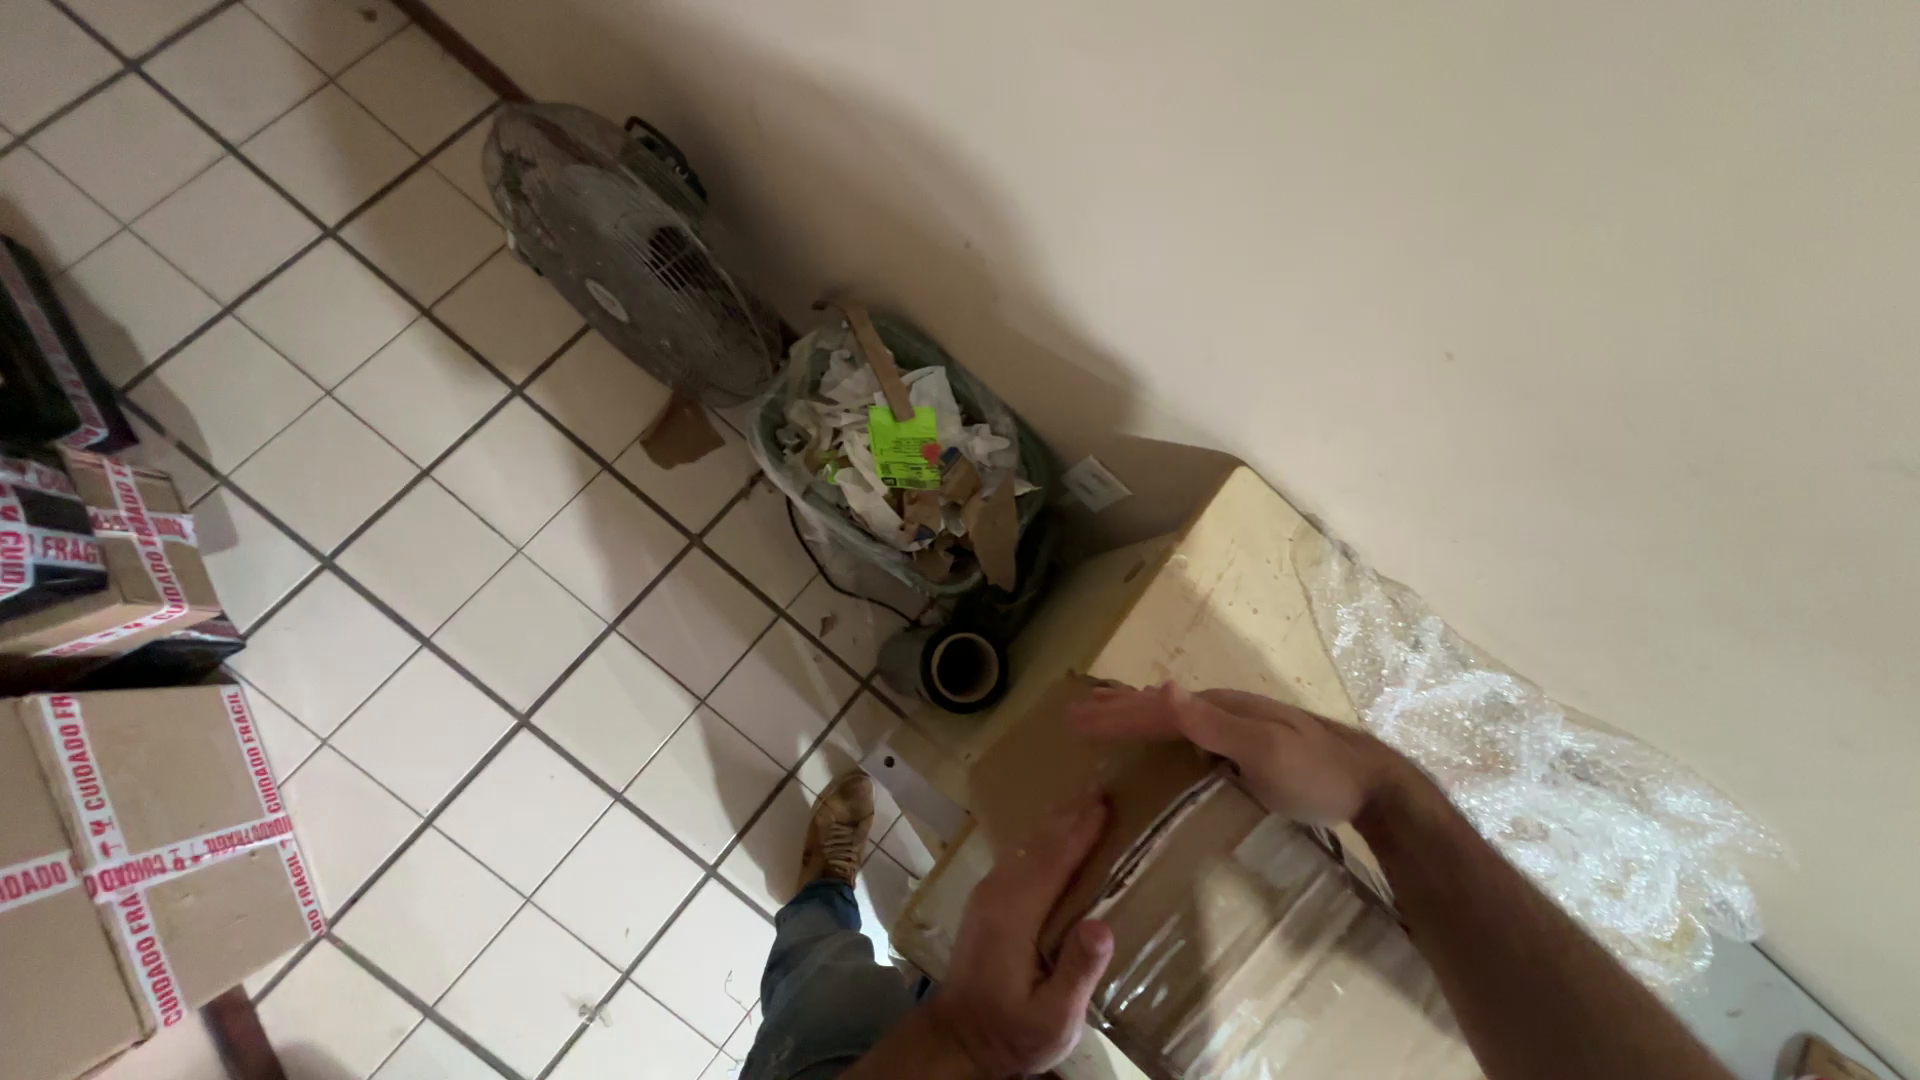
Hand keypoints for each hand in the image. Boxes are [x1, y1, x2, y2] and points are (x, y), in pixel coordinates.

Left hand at [928, 798, 1115, 1077]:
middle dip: (1070, 815)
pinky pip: (1020, 856)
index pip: (1054, 861)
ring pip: (1027, 846)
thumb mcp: (1054, 1019)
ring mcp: (988, 893)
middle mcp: (998, 893)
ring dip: (1056, 822)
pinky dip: (1043, 839)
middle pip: (1038, 844)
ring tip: (1083, 801)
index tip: (1105, 804)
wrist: (959, 1039)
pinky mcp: (987, 899)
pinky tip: (1056, 834)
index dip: (1081, 831)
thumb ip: (1077, 972)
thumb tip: (1102, 924)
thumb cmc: (1012, 1032)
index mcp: (1015, 914)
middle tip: (1100, 787)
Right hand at [1068, 683, 1404, 825]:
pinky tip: (1166, 731)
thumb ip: (1213, 723)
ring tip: (1106, 712)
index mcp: (1217, 708)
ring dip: (1134, 712)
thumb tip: (1162, 686)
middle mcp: (1222, 708)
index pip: (1152, 709)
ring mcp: (1236, 724)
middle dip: (1114, 707)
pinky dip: (1161, 726)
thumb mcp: (1264, 750)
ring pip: (1172, 713)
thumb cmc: (1316, 772)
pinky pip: (1188, 729)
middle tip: (1074, 710)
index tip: (1072, 720)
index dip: (1113, 715)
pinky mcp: (1247, 744)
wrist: (1372, 785)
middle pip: (1157, 704)